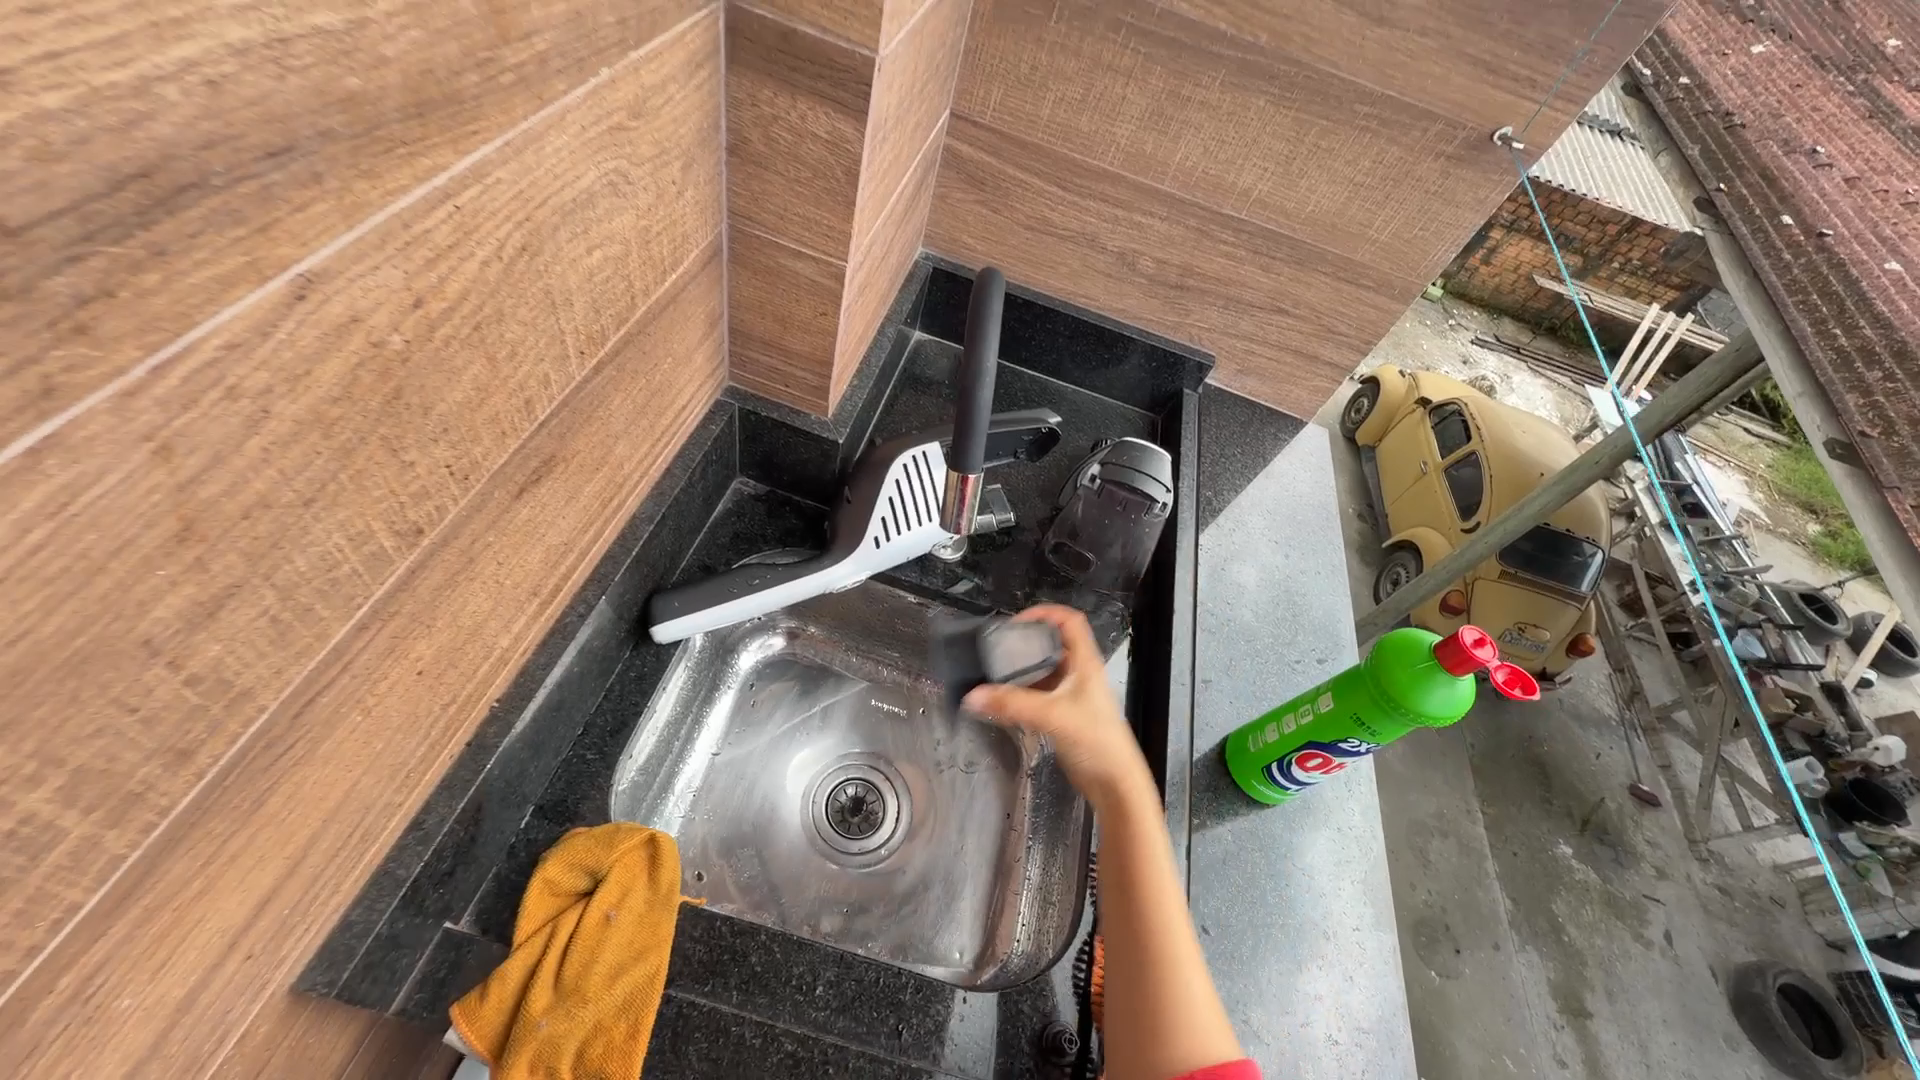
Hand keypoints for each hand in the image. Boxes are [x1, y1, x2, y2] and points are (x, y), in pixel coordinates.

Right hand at [963, 604, 1154, 806]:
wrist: (1114, 782)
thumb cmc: (1098, 742)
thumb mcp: (1052, 716)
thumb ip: (1012, 704)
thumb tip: (975, 696)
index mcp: (1086, 663)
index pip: (1070, 622)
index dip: (1046, 614)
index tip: (1018, 621)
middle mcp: (1080, 675)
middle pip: (1052, 647)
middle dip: (1026, 645)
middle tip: (1000, 649)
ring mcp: (1072, 696)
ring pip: (1044, 673)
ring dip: (1022, 673)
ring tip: (995, 674)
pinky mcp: (1064, 716)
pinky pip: (1039, 697)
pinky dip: (1022, 696)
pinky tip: (1005, 703)